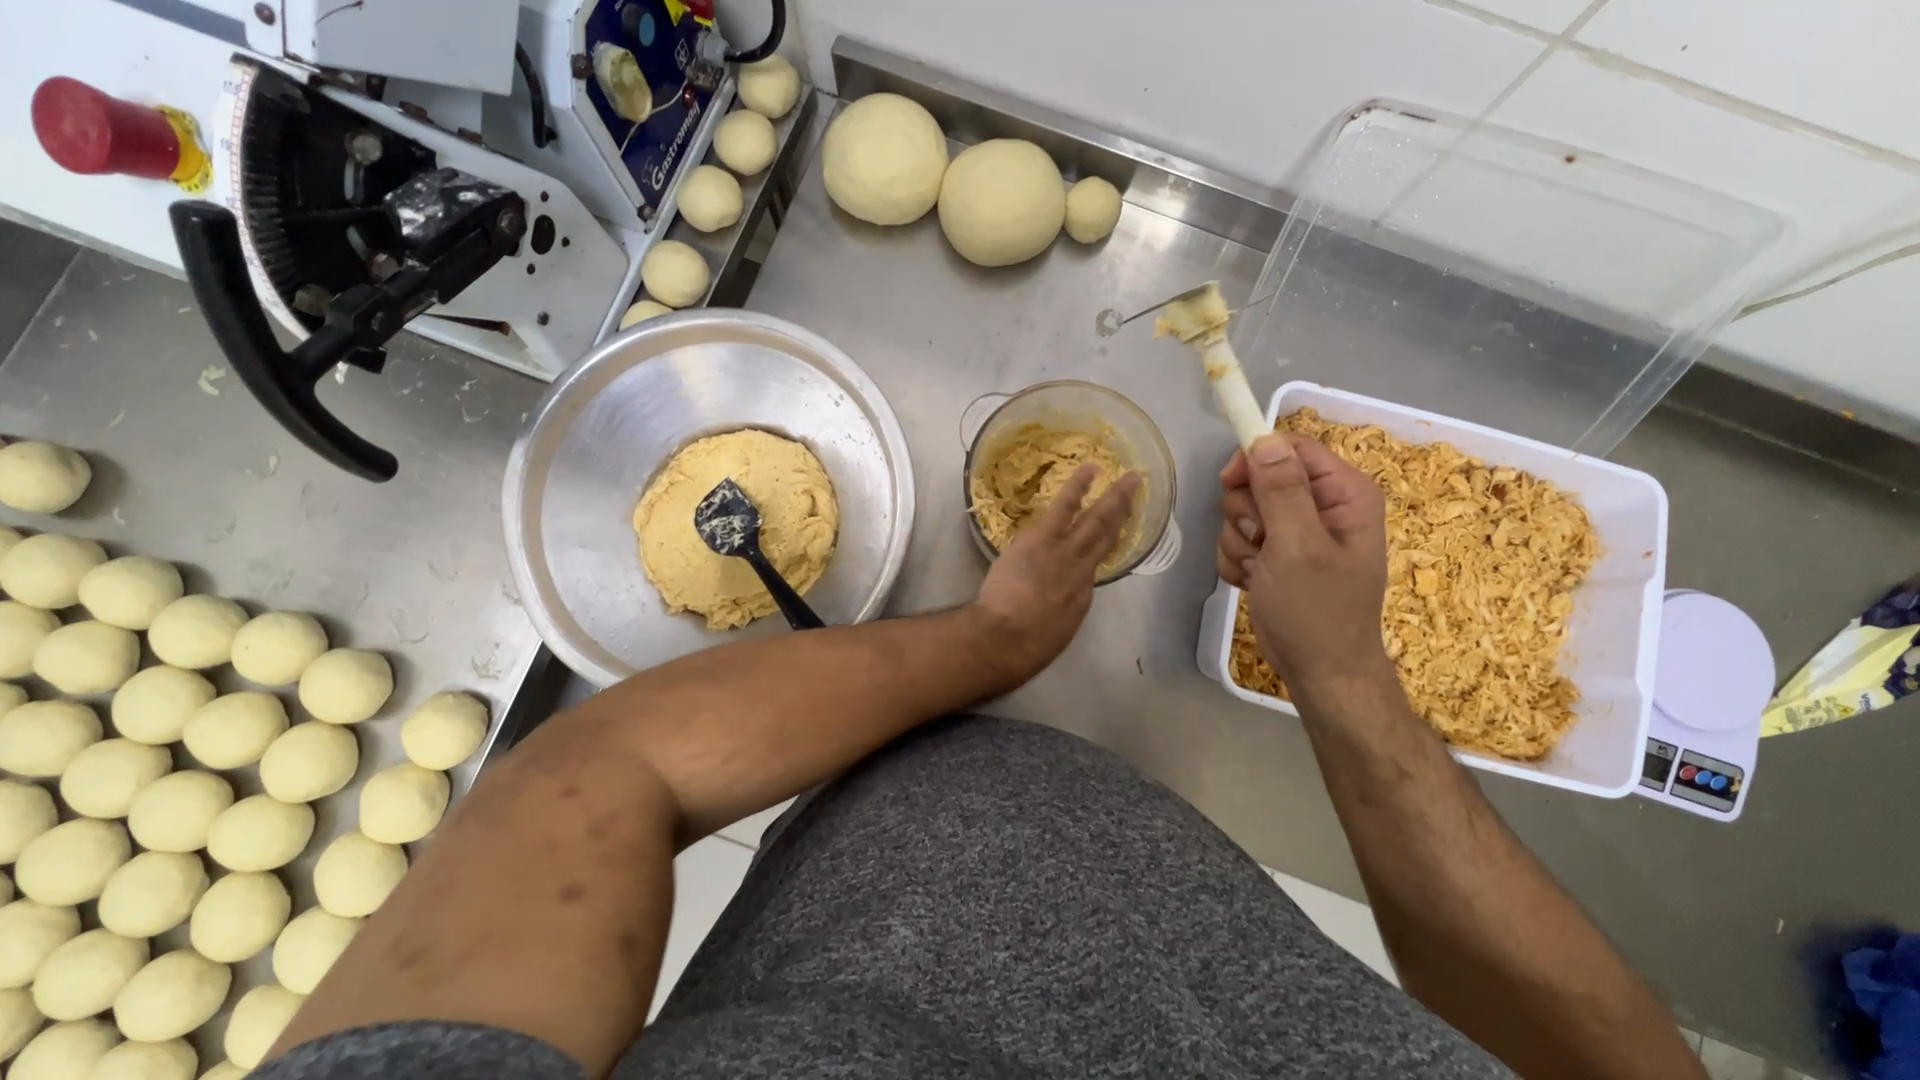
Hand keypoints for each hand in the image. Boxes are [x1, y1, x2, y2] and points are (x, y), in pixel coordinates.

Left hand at [972, 464, 1141, 684]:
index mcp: (1080, 600)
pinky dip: (1078, 487)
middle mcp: (1080, 572)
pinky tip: (1088, 470)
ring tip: (1127, 478)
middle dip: (1124, 515)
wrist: (1005, 638)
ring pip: (1095, 521)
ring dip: (1114, 497)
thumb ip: (1055, 614)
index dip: (1103, 550)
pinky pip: (1065, 507)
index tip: (1111, 535)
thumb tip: (1053, 606)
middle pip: (1106, 539)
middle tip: (1139, 493)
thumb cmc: (1023, 649)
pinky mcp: (1043, 539)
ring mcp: (1064, 553)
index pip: (1093, 569)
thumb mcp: (1050, 635)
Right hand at [1217, 434, 1392, 696]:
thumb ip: (1281, 489)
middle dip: (1247, 513)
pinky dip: (1239, 563)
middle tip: (1262, 543)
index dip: (1254, 459)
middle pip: (1259, 478)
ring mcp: (1297, 532)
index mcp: (1344, 493)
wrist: (1320, 672)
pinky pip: (1238, 540)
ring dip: (1240, 543)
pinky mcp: (1275, 556)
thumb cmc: (1318, 611)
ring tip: (1262, 572)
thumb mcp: (1299, 546)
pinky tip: (1254, 584)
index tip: (1230, 483)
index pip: (1290, 447)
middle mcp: (1323, 505)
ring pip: (1243, 511)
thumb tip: (1263, 438)